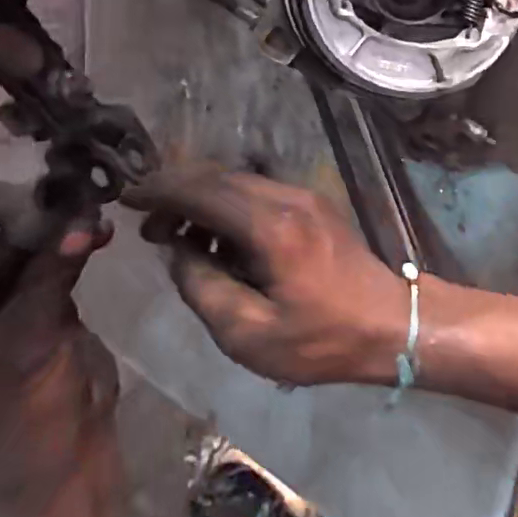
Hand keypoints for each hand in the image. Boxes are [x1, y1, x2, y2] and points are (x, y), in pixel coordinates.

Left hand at [0, 230, 142, 516]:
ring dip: (56, 254)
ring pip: (20, 285)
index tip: (51, 205)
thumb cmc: (30, 413)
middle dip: (38, 246)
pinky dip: (66, 271)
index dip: (9, 242)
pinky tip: (89, 243)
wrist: (69, 469)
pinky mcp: (27, 345)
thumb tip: (79, 215)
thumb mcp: (33, 339)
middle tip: (78, 209)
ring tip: (93, 221)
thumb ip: (51, 275)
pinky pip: (42, 297)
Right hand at [124, 172, 408, 386]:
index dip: (162, 191)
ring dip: (204, 198)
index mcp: (272, 226)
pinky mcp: (314, 206)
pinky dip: (229, 205)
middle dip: (178, 193)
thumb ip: (203, 288)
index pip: (205, 191)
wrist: (390, 322)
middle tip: (148, 226)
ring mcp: (305, 197)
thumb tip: (177, 252)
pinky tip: (217, 237)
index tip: (127, 199)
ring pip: (240, 182)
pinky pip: (260, 193)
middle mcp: (289, 198)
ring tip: (177, 235)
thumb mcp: (249, 334)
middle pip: (221, 177)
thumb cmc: (321, 339)